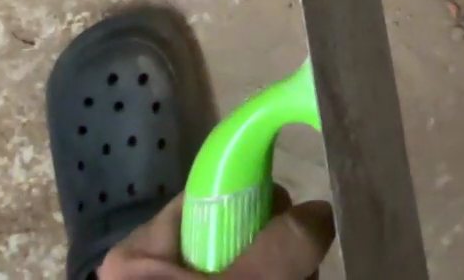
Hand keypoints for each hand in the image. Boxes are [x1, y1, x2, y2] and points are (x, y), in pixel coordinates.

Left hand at [98, 190, 334, 279]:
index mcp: (141, 256)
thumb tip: (321, 210)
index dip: (255, 197)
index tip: (289, 220)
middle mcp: (156, 275)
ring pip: (251, 271)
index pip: (209, 192)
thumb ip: (283, 248)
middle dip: (278, 257)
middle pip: (235, 234)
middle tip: (300, 279)